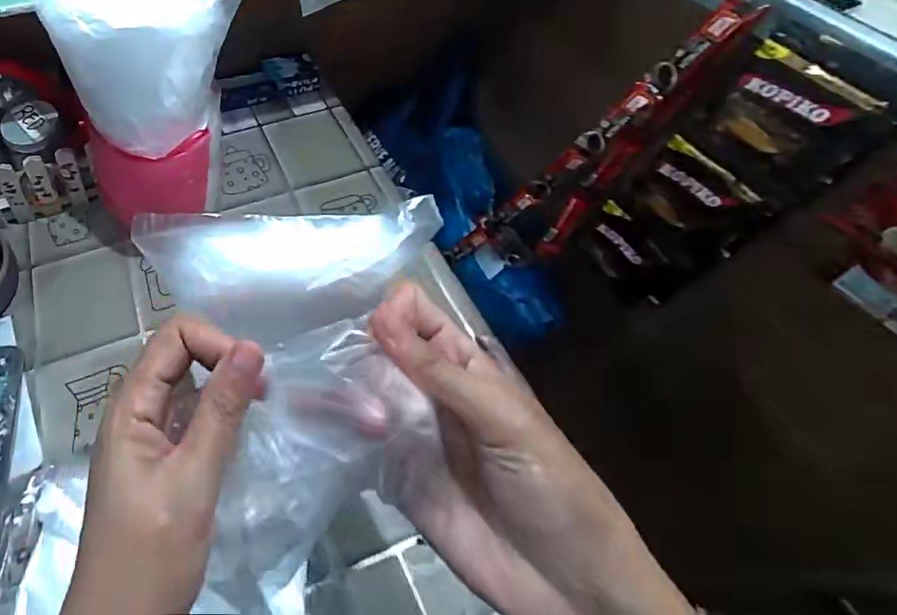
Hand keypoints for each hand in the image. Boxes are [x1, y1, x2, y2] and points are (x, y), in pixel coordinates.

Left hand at [62, 316, 264, 614]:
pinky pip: (186, 413)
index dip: (213, 341)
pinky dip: (214, 411)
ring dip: (221, 385)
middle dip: (221, 358)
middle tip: (262, 390)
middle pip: (178, 353)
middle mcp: (134, 408)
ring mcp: (144, 432)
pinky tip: (238, 428)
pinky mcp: (157, 456)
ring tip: (258, 404)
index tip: (252, 372)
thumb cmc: (150, 554)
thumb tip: (251, 347)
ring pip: (184, 383)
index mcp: (130, 403)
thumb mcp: (193, 480)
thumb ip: (221, 412)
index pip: (173, 336)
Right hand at [369, 282, 689, 614]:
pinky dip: (337, 432)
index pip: (413, 312)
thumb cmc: (553, 486)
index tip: (380, 330)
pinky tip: (324, 431)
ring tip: (359, 420)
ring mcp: (409, 432)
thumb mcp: (504, 419)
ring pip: (362, 392)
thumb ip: (439, 372)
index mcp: (461, 364)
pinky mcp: (393, 475)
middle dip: (360, 355)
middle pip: (378, 349)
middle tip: (363, 386)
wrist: (572, 591)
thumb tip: (380, 316)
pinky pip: (356, 444)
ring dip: (346, 394)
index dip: (393, 311)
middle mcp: (428, 390)